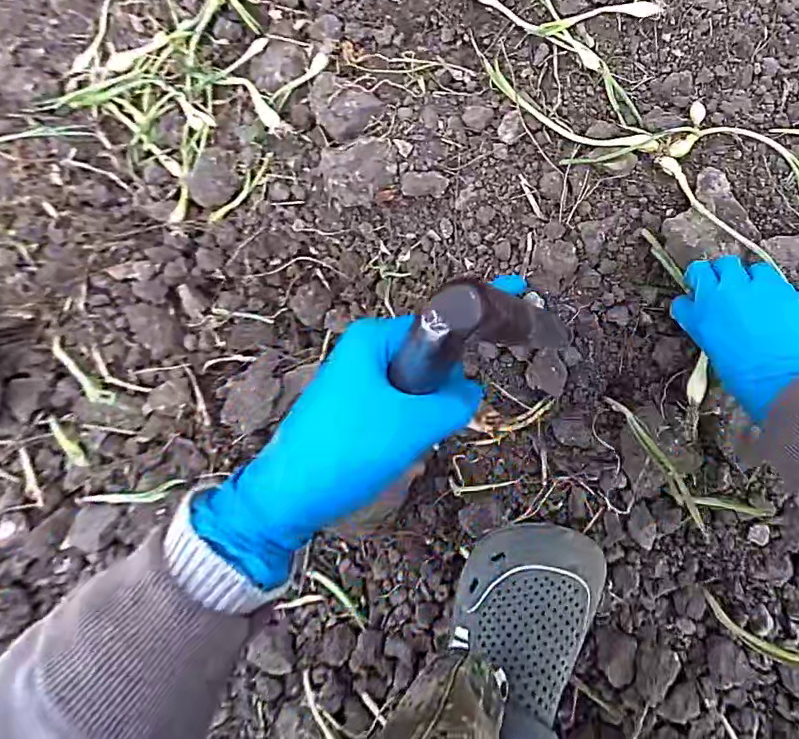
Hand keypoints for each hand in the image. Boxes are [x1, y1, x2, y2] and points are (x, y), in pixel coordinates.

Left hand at [191, 275, 527, 587]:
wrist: (281, 506)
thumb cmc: (345, 452)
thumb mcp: (416, 424)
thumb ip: (458, 401)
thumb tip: (470, 393)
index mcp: (374, 337)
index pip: (442, 319)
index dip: (480, 314)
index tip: (517, 292)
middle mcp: (364, 350)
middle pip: (433, 358)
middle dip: (445, 389)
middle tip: (444, 417)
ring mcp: (357, 380)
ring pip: (418, 388)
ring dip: (426, 416)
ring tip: (412, 445)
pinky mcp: (352, 408)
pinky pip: (400, 406)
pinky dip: (410, 427)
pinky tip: (401, 454)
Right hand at [670, 255, 798, 422]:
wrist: (793, 381)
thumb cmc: (757, 386)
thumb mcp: (723, 364)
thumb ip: (716, 339)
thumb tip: (723, 332)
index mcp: (701, 323)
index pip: (682, 304)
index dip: (689, 303)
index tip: (695, 305)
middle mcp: (718, 298)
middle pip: (703, 270)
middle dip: (709, 276)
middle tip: (718, 286)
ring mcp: (746, 286)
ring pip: (731, 263)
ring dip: (735, 274)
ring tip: (745, 287)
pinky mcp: (774, 283)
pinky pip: (761, 270)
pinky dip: (761, 278)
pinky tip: (768, 292)